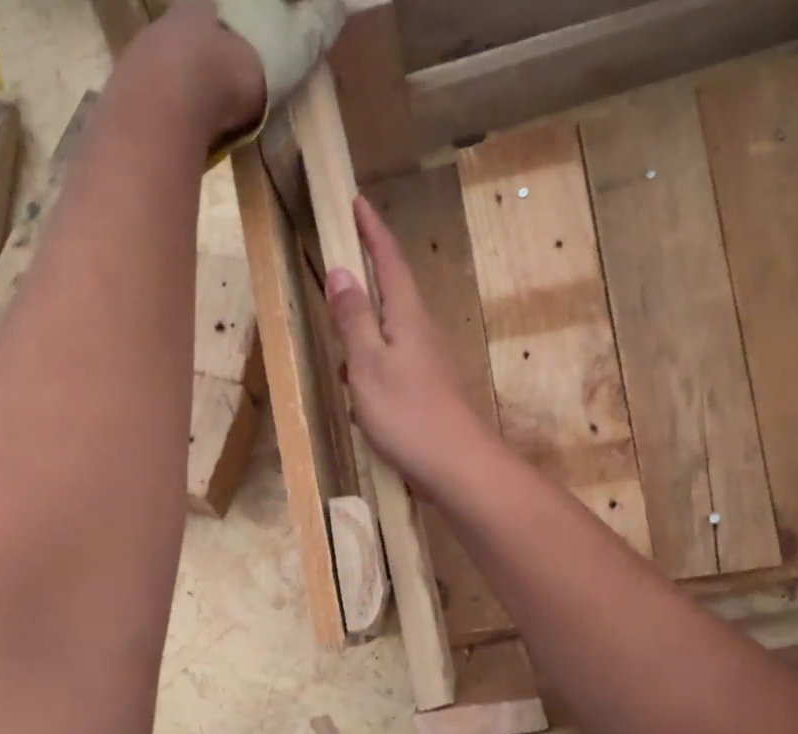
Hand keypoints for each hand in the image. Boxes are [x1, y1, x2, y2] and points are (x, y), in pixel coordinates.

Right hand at [325, 195, 495, 491]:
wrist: (459, 467)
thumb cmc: (409, 413)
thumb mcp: (369, 364)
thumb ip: (354, 319)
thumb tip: (342, 271)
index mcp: (408, 317)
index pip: (389, 261)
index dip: (372, 231)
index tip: (356, 201)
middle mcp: (423, 333)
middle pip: (392, 293)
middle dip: (366, 276)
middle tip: (340, 260)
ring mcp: (428, 364)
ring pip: (389, 334)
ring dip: (363, 330)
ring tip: (338, 339)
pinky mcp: (428, 393)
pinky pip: (392, 365)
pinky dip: (370, 367)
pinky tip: (357, 393)